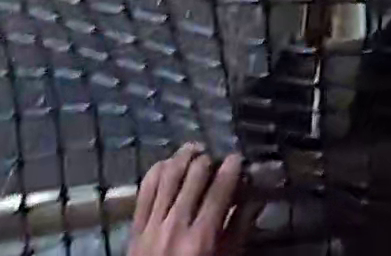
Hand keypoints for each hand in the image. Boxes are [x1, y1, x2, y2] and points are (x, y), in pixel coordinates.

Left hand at [128, 143, 253, 255]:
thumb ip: (239, 231)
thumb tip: (255, 197)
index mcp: (201, 240)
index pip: (220, 189)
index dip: (232, 167)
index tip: (238, 158)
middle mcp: (176, 226)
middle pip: (195, 173)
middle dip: (210, 159)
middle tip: (217, 158)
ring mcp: (153, 224)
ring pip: (169, 172)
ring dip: (185, 155)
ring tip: (197, 150)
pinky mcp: (136, 226)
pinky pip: (146, 186)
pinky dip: (159, 168)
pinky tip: (170, 164)